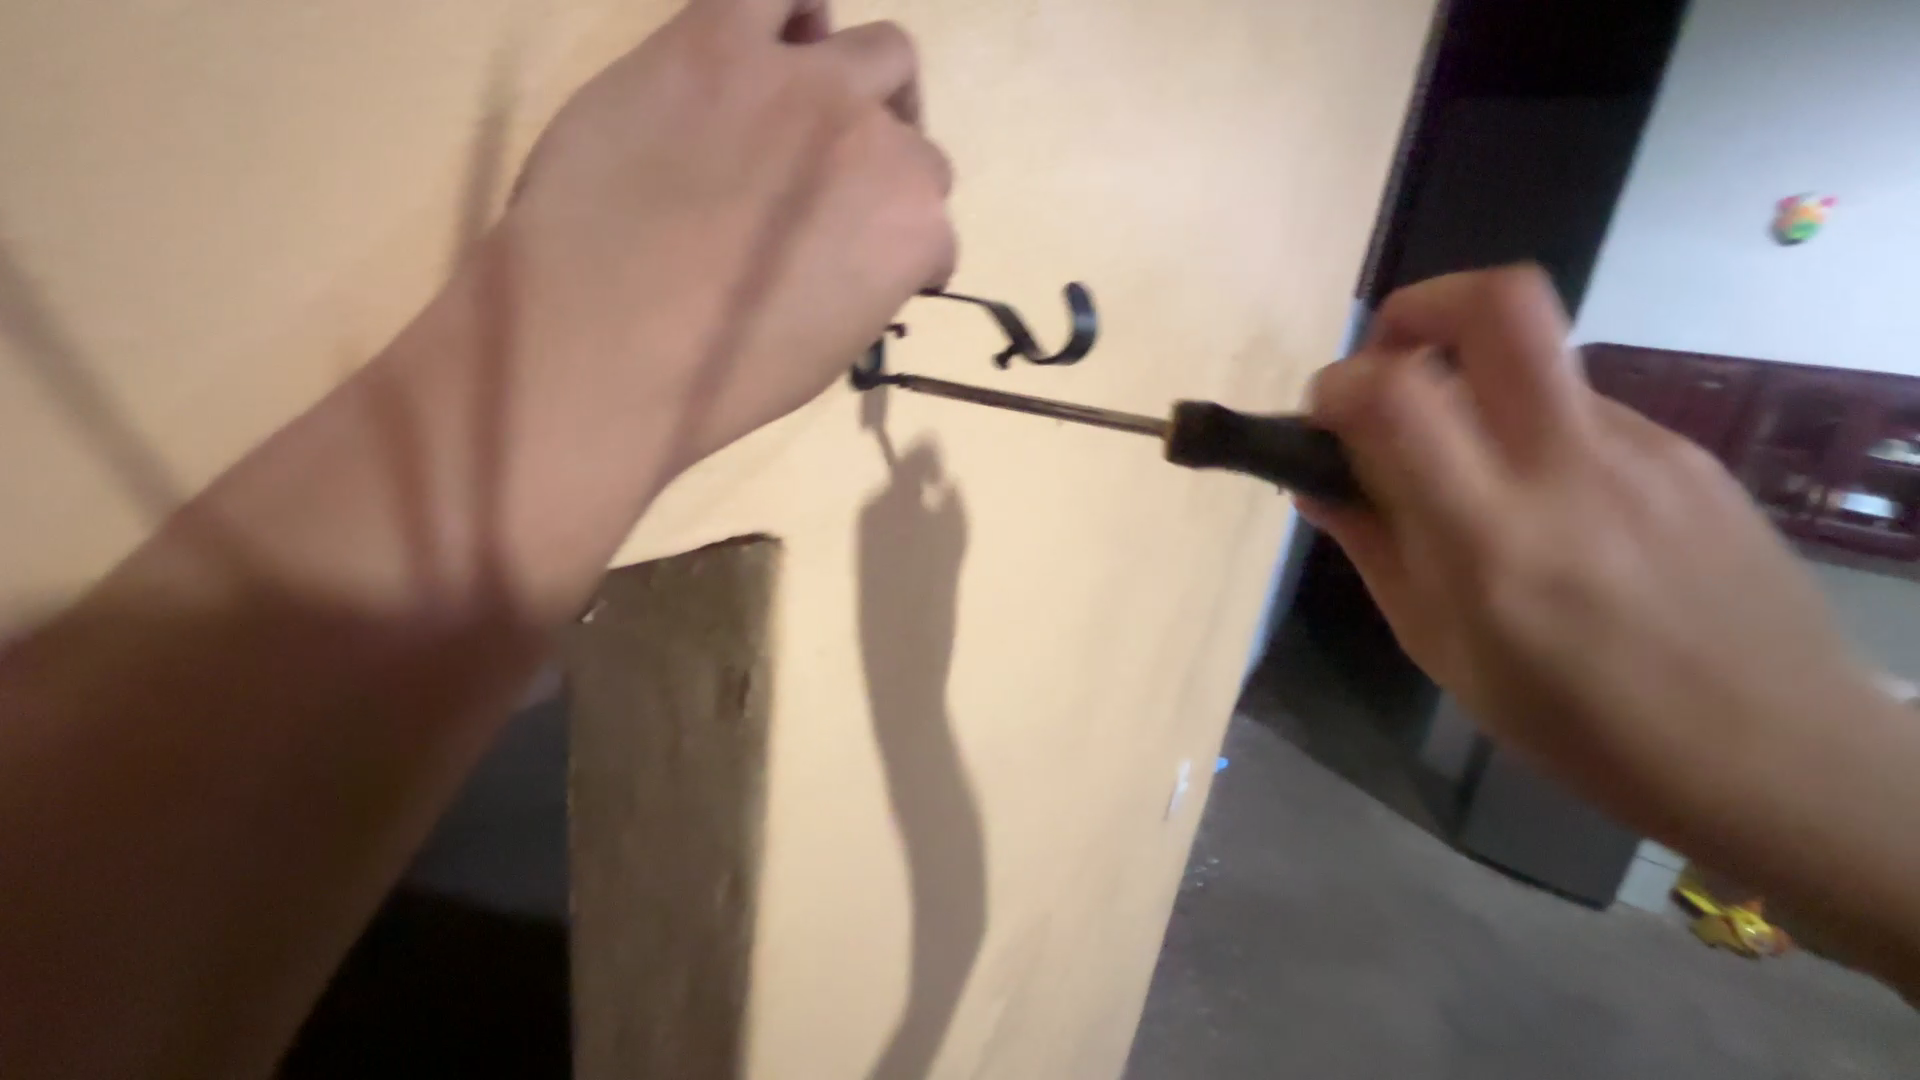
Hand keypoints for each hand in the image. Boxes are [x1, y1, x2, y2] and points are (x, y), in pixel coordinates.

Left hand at [500, 0, 955, 472]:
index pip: (936, 237)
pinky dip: (792, 13)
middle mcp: (880, 146)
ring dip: (867, 90)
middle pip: (917, 148)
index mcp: (914, 233)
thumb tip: (859, 257)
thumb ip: (869, 284)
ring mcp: (804, 84)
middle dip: (892, 178)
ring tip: (820, 116)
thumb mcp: (829, 352)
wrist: (604, 341)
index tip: (871, 272)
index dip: (905, 259)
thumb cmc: (723, 378)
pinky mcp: (718, 41)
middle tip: (841, 200)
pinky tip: (773, 43)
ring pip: (881, 53)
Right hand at [1301, 267, 1876, 833]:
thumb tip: (1317, 484)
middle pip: (1500, 304)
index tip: (1321, 418)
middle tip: (1384, 364)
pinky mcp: (1689, 453)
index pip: (1397, 395)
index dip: (1338, 383)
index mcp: (1490, 534)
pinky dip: (1528, 432)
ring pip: (1534, 363)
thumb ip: (1373, 548)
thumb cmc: (1574, 723)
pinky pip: (1580, 411)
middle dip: (1418, 307)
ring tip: (1465, 473)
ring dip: (1470, 391)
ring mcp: (1644, 449)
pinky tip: (1543, 507)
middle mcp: (1570, 466)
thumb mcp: (1438, 646)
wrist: (1776, 758)